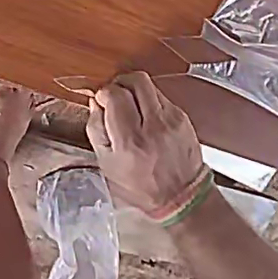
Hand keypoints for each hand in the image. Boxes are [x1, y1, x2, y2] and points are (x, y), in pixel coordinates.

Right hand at [87, 72, 207, 212]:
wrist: (182, 198)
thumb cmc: (141, 186)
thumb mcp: (106, 164)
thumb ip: (96, 129)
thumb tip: (95, 103)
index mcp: (130, 141)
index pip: (115, 95)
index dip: (103, 92)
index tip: (100, 100)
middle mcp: (153, 127)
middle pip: (135, 81)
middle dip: (119, 82)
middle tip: (113, 95)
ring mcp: (171, 120)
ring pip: (149, 85)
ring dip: (134, 90)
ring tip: (129, 106)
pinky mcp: (182, 118)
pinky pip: (161, 96)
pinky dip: (148, 100)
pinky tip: (144, 116)